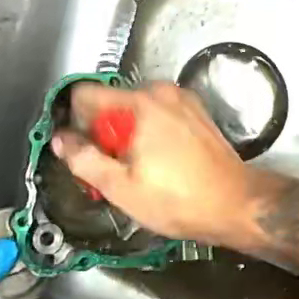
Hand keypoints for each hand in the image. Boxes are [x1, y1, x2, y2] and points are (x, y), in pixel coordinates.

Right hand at [50, 81, 260, 244]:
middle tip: (114, 170)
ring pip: (135, 110)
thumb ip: (84, 160)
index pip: (86, 94)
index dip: (76, 122)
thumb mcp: (121, 187)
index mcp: (140, 105)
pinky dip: (150, 134)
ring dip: (127, 136)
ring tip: (138, 171)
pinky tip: (159, 165)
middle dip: (104, 134)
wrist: (236, 204)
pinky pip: (158, 115)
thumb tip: (62, 141)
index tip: (84, 149)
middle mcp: (162, 93)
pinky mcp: (195, 114)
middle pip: (112, 103)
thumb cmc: (181, 200)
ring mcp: (182, 101)